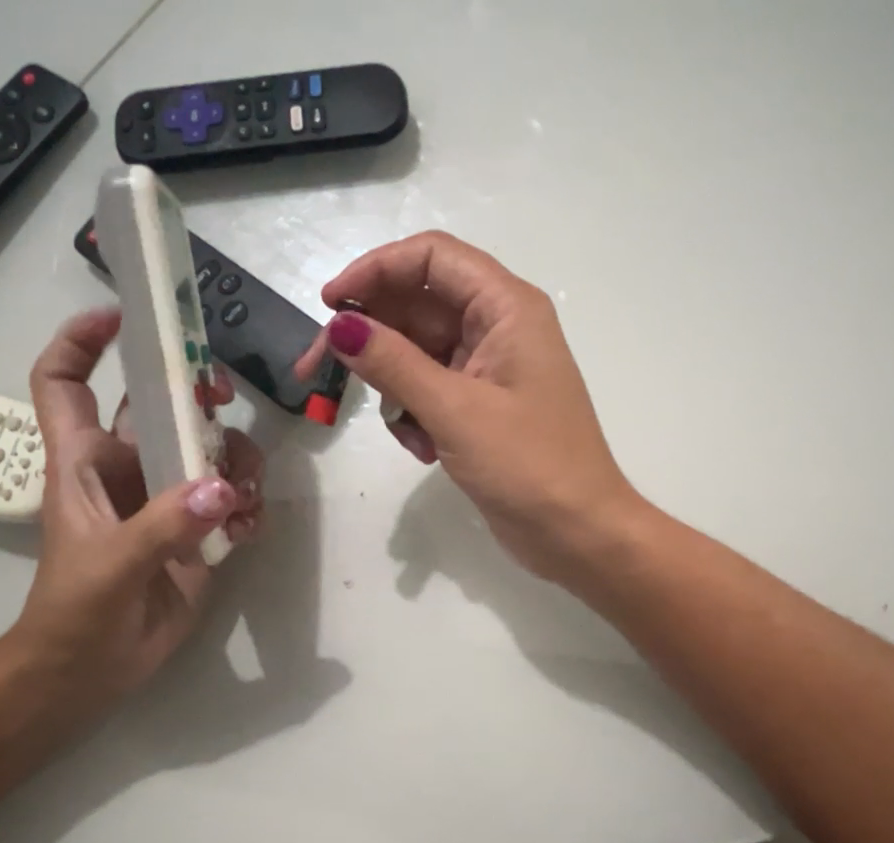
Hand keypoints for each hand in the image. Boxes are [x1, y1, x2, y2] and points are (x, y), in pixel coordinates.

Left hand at [6, 308, 264, 710]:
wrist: (89, 673)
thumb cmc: (75, 612)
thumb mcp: (113, 564)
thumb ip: (165, 524)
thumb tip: (222, 489)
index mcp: (84, 461)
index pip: (65, 382)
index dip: (82, 342)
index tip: (122, 316)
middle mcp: (127, 470)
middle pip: (162, 407)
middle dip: (196, 396)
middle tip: (225, 401)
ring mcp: (165, 502)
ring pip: (207, 452)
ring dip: (235, 460)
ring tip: (245, 493)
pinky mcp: (196, 534)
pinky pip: (232, 500)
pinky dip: (248, 507)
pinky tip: (250, 530)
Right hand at [295, 231, 642, 581]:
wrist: (578, 532)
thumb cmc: (528, 465)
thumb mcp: (455, 410)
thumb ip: (393, 363)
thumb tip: (340, 324)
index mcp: (506, 307)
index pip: (430, 257)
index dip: (375, 270)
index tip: (328, 305)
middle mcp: (498, 326)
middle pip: (416, 304)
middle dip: (369, 336)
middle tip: (316, 371)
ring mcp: (490, 368)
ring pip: (416, 351)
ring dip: (394, 386)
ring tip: (405, 430)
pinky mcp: (481, 406)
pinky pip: (429, 389)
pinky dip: (415, 414)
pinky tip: (424, 449)